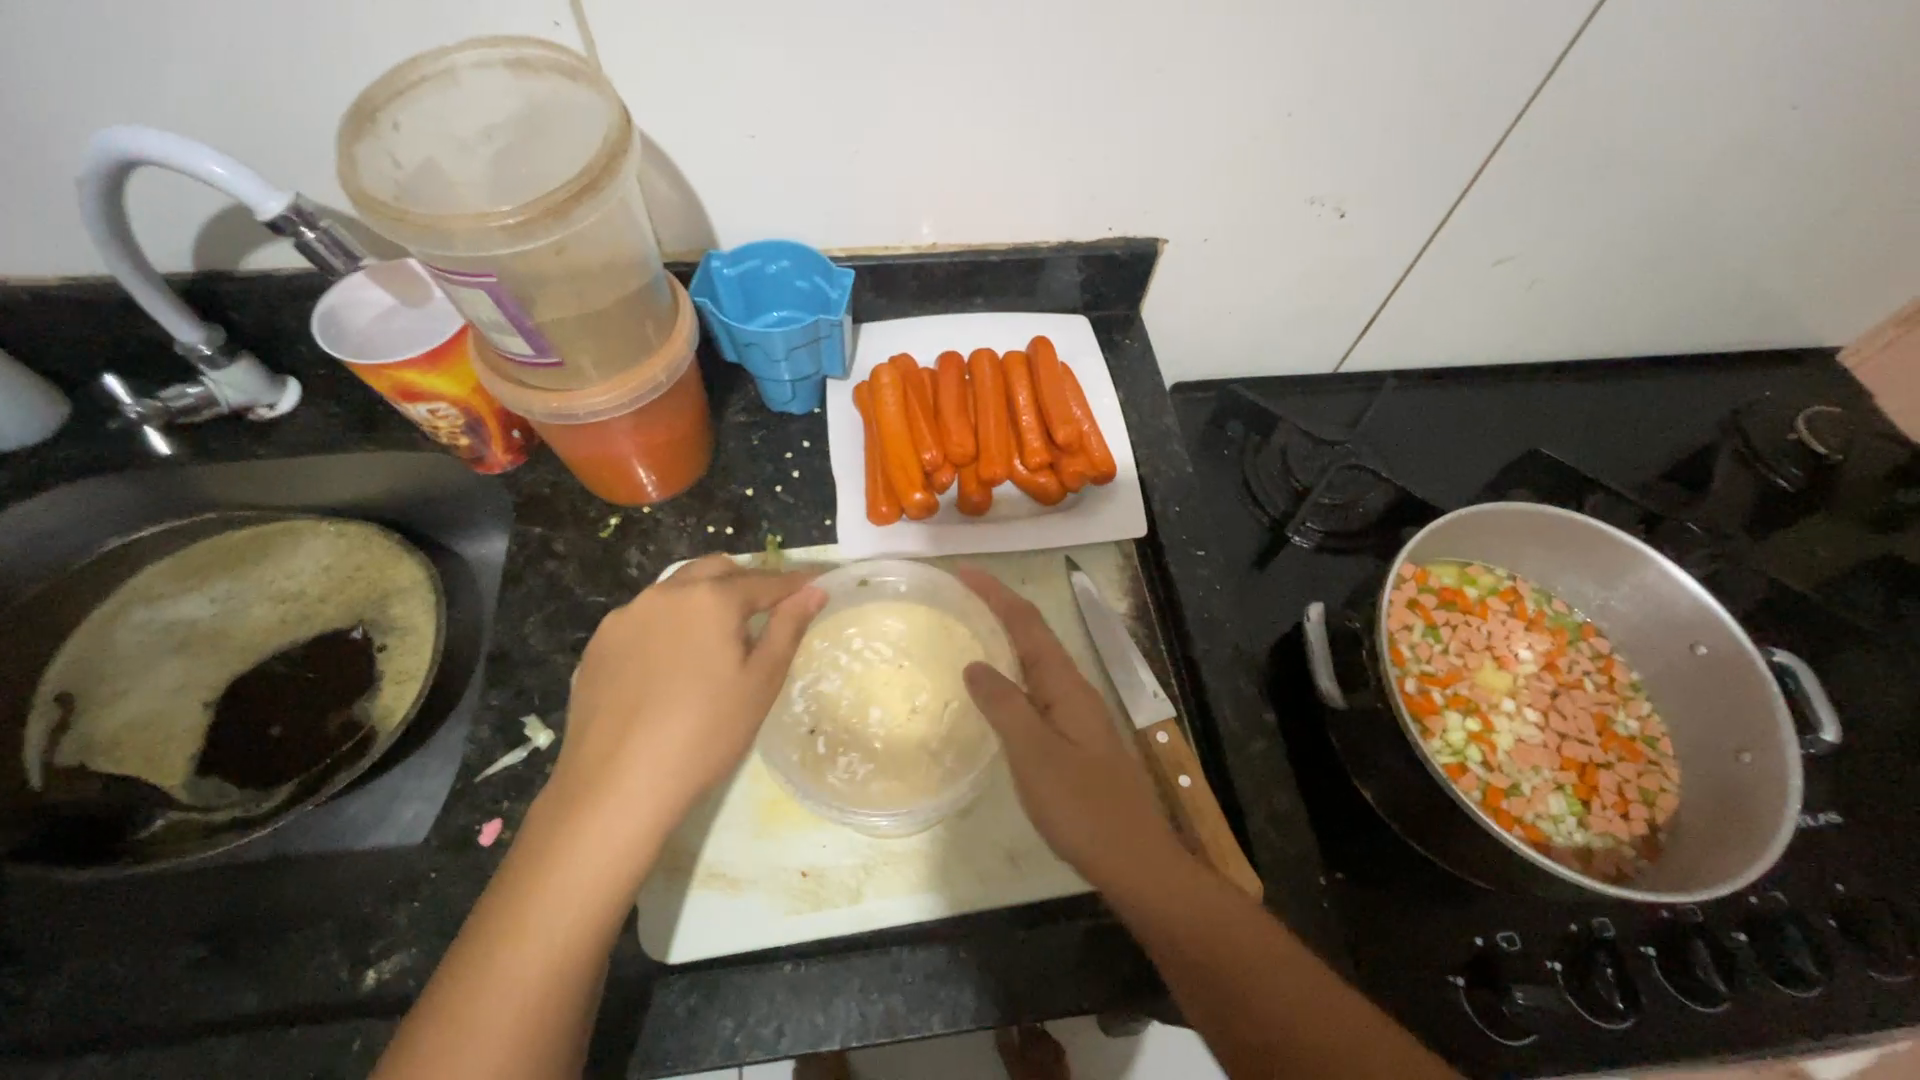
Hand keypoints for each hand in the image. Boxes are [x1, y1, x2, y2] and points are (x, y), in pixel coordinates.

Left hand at [543, 556, 825, 846]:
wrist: (618, 783)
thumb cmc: (706, 733)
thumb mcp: (761, 682)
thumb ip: (787, 628)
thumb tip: (813, 591)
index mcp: (710, 598)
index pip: (764, 581)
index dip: (794, 585)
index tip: (817, 586)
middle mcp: (665, 593)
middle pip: (715, 571)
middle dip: (746, 581)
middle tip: (768, 611)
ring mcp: (626, 616)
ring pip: (675, 591)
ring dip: (704, 600)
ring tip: (719, 638)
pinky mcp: (600, 644)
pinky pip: (645, 618)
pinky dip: (669, 625)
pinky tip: (673, 664)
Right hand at [955, 566, 1183, 886]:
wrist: (1132, 858)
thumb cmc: (1081, 806)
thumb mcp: (1033, 754)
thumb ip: (1003, 705)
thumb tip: (975, 664)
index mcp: (1067, 686)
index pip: (1028, 624)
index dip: (996, 594)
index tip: (963, 571)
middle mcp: (1075, 692)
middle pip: (1035, 637)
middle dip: (1000, 609)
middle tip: (959, 596)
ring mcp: (1078, 718)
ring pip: (1038, 665)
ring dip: (1007, 640)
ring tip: (971, 631)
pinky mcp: (1076, 742)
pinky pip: (1038, 692)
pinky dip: (1013, 677)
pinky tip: (997, 693)